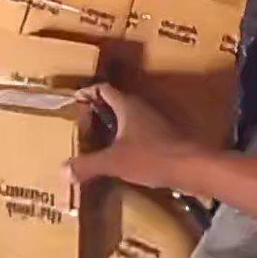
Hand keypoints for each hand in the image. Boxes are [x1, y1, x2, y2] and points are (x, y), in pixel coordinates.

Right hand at [66, 84, 200, 188]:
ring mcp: (155, 121)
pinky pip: (140, 131)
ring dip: (114, 124)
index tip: (75, 100)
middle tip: (83, 121)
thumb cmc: (153, 156)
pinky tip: (122, 154)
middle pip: (116, 101)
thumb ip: (89, 164)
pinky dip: (128, 137)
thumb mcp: (115, 162)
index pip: (103, 89)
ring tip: (99, 137)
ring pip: (129, 116)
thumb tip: (62, 169)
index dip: (88, 92)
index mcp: (127, 105)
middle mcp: (141, 107)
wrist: (193, 167)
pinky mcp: (165, 136)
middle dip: (99, 109)